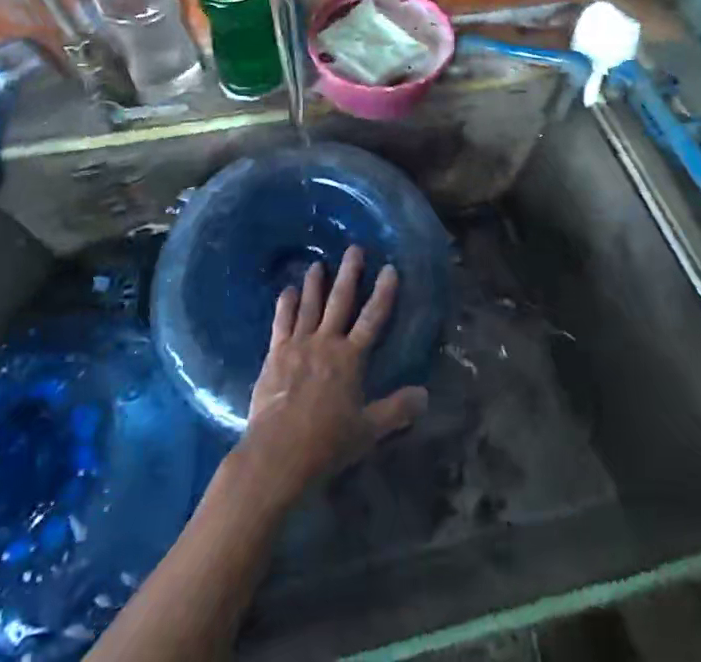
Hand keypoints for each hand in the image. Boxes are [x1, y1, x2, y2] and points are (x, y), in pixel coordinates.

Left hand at [235, 245, 427, 503]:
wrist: (278, 451)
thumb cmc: (327, 441)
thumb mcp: (369, 430)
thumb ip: (397, 410)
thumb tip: (426, 395)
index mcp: (350, 359)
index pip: (373, 318)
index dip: (383, 293)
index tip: (390, 269)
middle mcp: (325, 343)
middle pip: (340, 302)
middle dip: (349, 275)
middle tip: (354, 249)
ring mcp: (297, 346)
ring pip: (309, 306)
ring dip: (315, 284)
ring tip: (318, 263)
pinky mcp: (275, 355)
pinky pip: (281, 322)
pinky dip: (285, 305)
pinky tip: (287, 291)